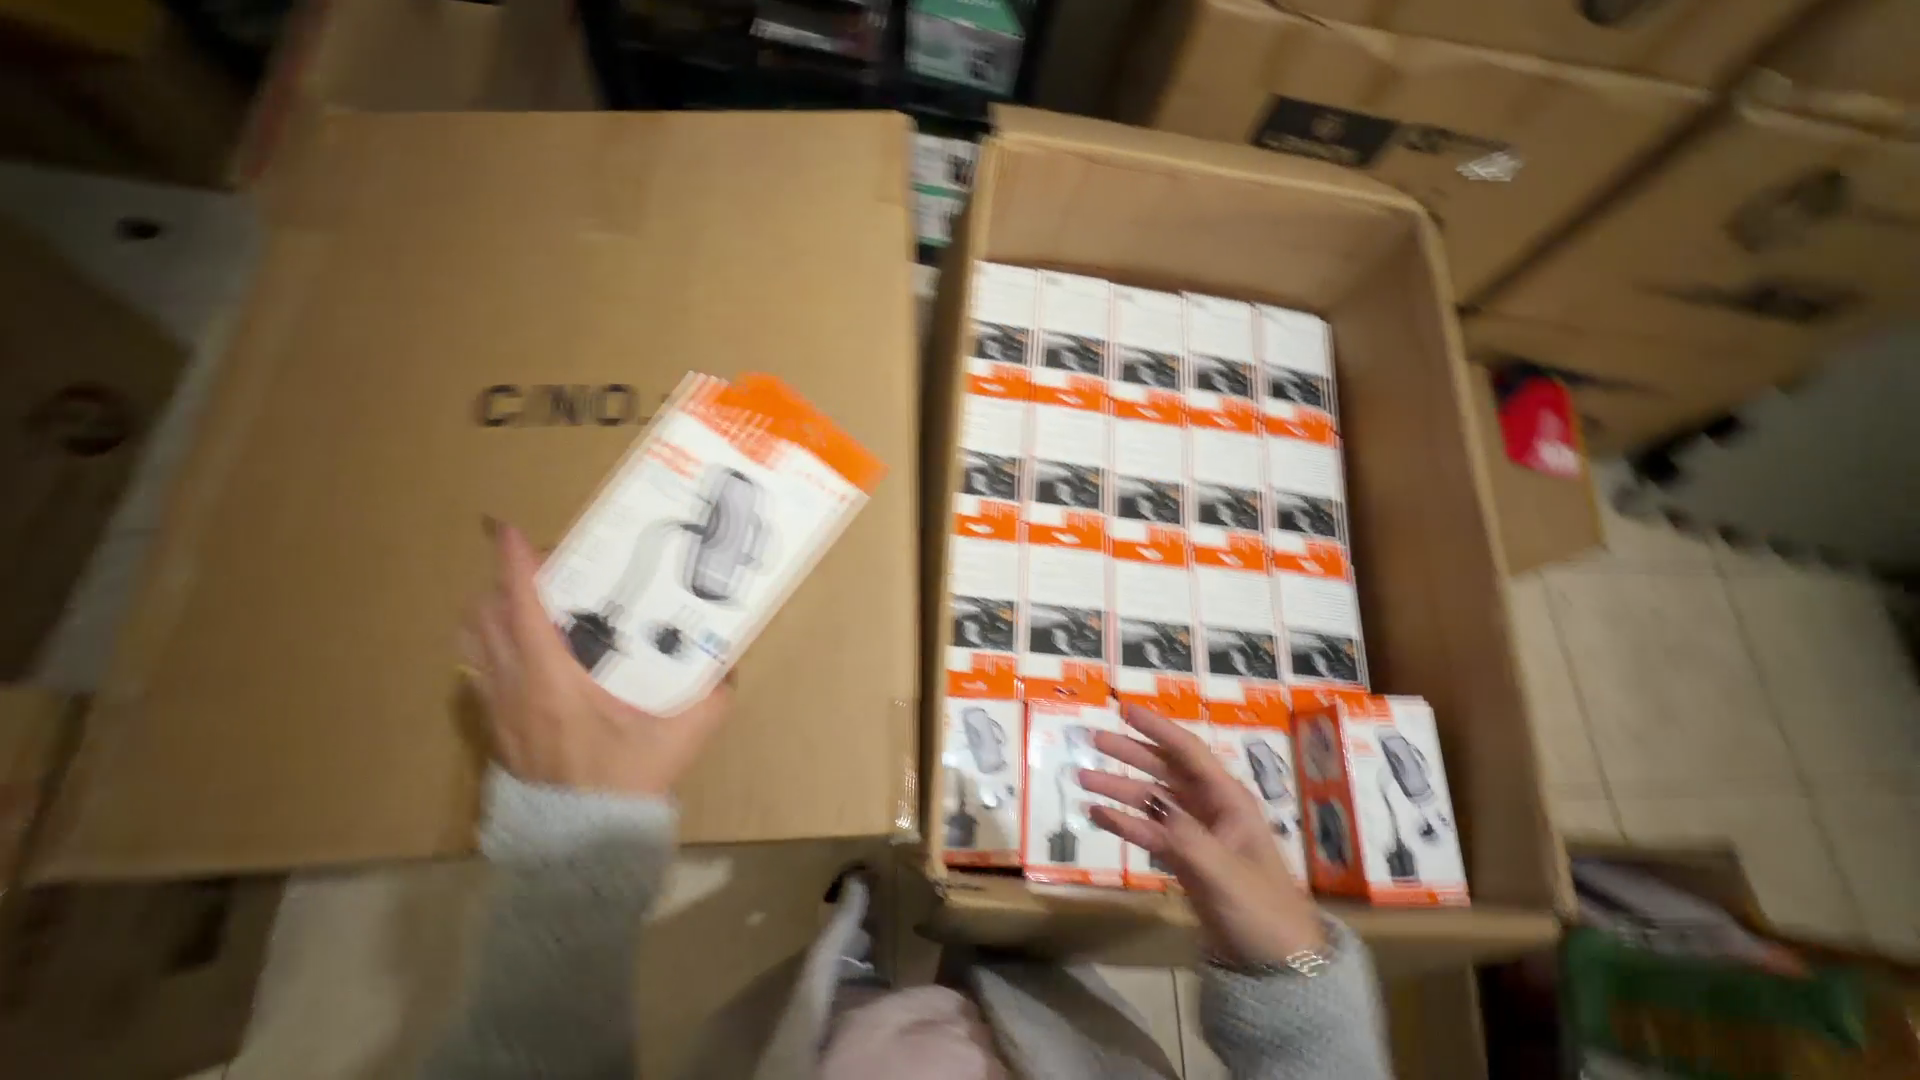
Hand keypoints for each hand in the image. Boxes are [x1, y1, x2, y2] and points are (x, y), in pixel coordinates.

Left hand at [461, 519, 729, 796]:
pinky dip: (491, 647)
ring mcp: (496, 708)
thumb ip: (713, 692)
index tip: (505, 526)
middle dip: (503, 580)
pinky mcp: (494, 728)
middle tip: (543, 567)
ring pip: (474, 642)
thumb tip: (730, 660)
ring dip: (491, 612)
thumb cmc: (628, 777)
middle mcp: (513, 685)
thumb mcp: (683, 732)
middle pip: (485, 615)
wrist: (584, 839)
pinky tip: (524, 654)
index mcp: (552, 678)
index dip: (514, 563)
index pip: (522, 607)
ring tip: (526, 601)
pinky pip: (479, 671)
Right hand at [1081, 706, 1325, 965]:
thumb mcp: (1225, 873)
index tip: (1125, 710)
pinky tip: (1097, 816)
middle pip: (1165, 771)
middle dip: (1130, 754)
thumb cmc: (1261, 909)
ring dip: (1119, 789)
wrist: (1277, 963)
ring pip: (1152, 801)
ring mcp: (1196, 834)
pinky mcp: (1184, 859)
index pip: (1188, 753)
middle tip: (1093, 739)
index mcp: (1229, 801)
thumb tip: (1151, 804)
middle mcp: (1211, 809)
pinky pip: (1149, 833)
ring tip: (1083, 779)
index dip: (1157, 729)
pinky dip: (1124, 824)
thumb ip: (1186, 837)